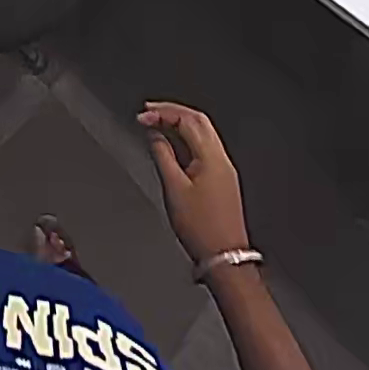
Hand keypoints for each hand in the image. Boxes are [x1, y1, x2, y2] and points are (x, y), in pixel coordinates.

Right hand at [140, 101, 248, 264]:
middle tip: (150, 111)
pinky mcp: (222, 179)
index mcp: (211, 157)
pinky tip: (172, 143)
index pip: (187, 119)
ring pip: (202, 132)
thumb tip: (154, 136)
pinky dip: (186, 138)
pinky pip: (203, 147)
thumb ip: (162, 155)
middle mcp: (221, 158)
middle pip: (198, 120)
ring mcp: (223, 169)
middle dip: (173, 111)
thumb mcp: (174, 188)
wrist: (224, 258)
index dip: (163, 112)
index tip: (143, 115)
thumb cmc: (201, 228)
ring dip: (179, 123)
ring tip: (157, 122)